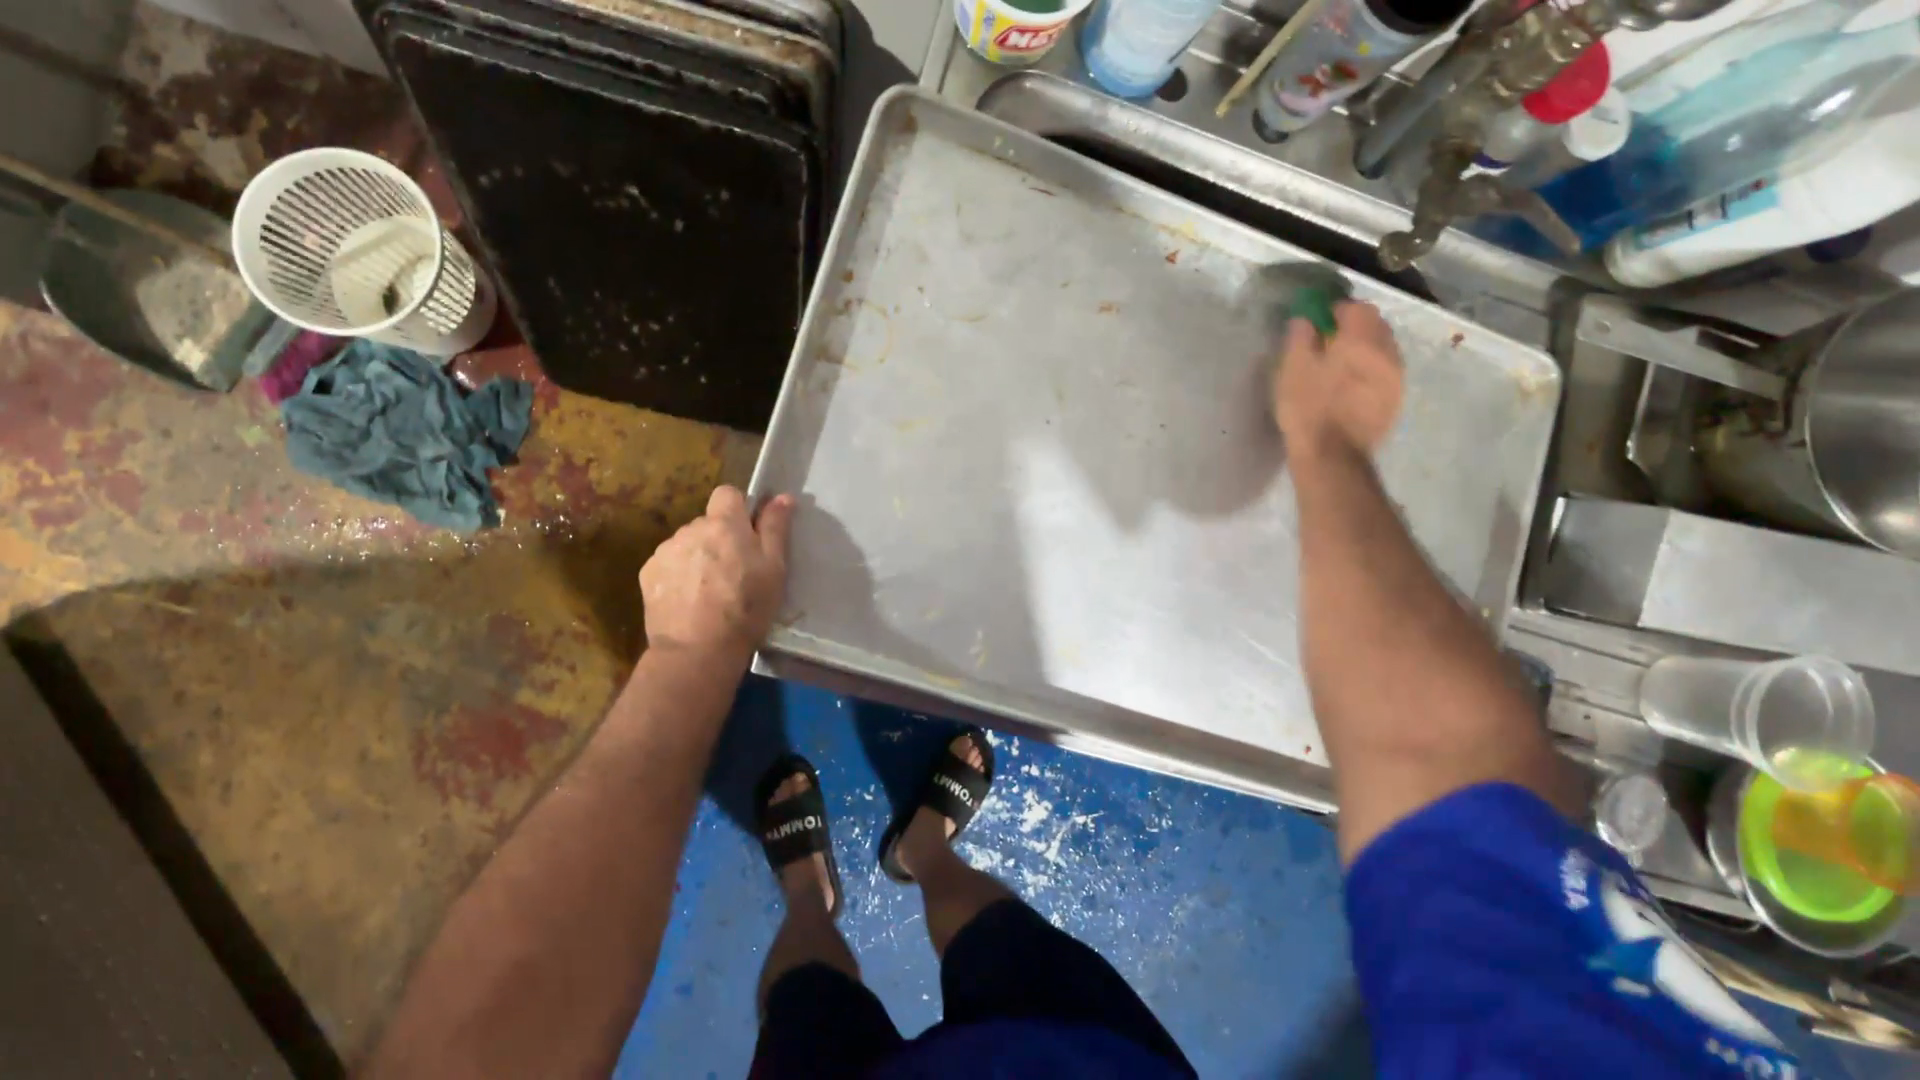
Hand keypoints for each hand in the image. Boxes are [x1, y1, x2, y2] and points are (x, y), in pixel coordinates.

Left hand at [639, 487, 794, 658]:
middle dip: (719, 539)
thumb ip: (775, 528)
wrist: (698, 650)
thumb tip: (783, 497)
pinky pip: (668, 564)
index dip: (738, 510)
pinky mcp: (648, 573)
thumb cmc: (746, 608)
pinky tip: (688, 600)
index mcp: (724, 523)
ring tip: (709, 590)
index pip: (727, 494)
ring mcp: (666, 550)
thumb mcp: (774, 569)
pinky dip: (678, 575)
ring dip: (698, 557)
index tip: (747, 535)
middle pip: (707, 523)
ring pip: (687, 544)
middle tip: (733, 572)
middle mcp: (691, 528)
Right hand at [1272, 302, 1404, 459]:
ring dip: (1366, 350)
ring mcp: (1396, 377)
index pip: (1358, 308)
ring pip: (1384, 350)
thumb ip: (1300, 337)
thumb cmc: (1309, 408)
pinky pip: (1386, 373)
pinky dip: (1372, 372)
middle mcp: (1387, 352)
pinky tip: (1352, 388)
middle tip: (1329, 344)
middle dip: (1355, 328)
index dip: (1338, 311)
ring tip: (1341, 368)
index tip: (1319, 323)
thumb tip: (1305, 320)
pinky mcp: (1396, 400)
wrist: (1333, 456)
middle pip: (1376, 326)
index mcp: (1362, 339)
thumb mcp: (1292, 368)